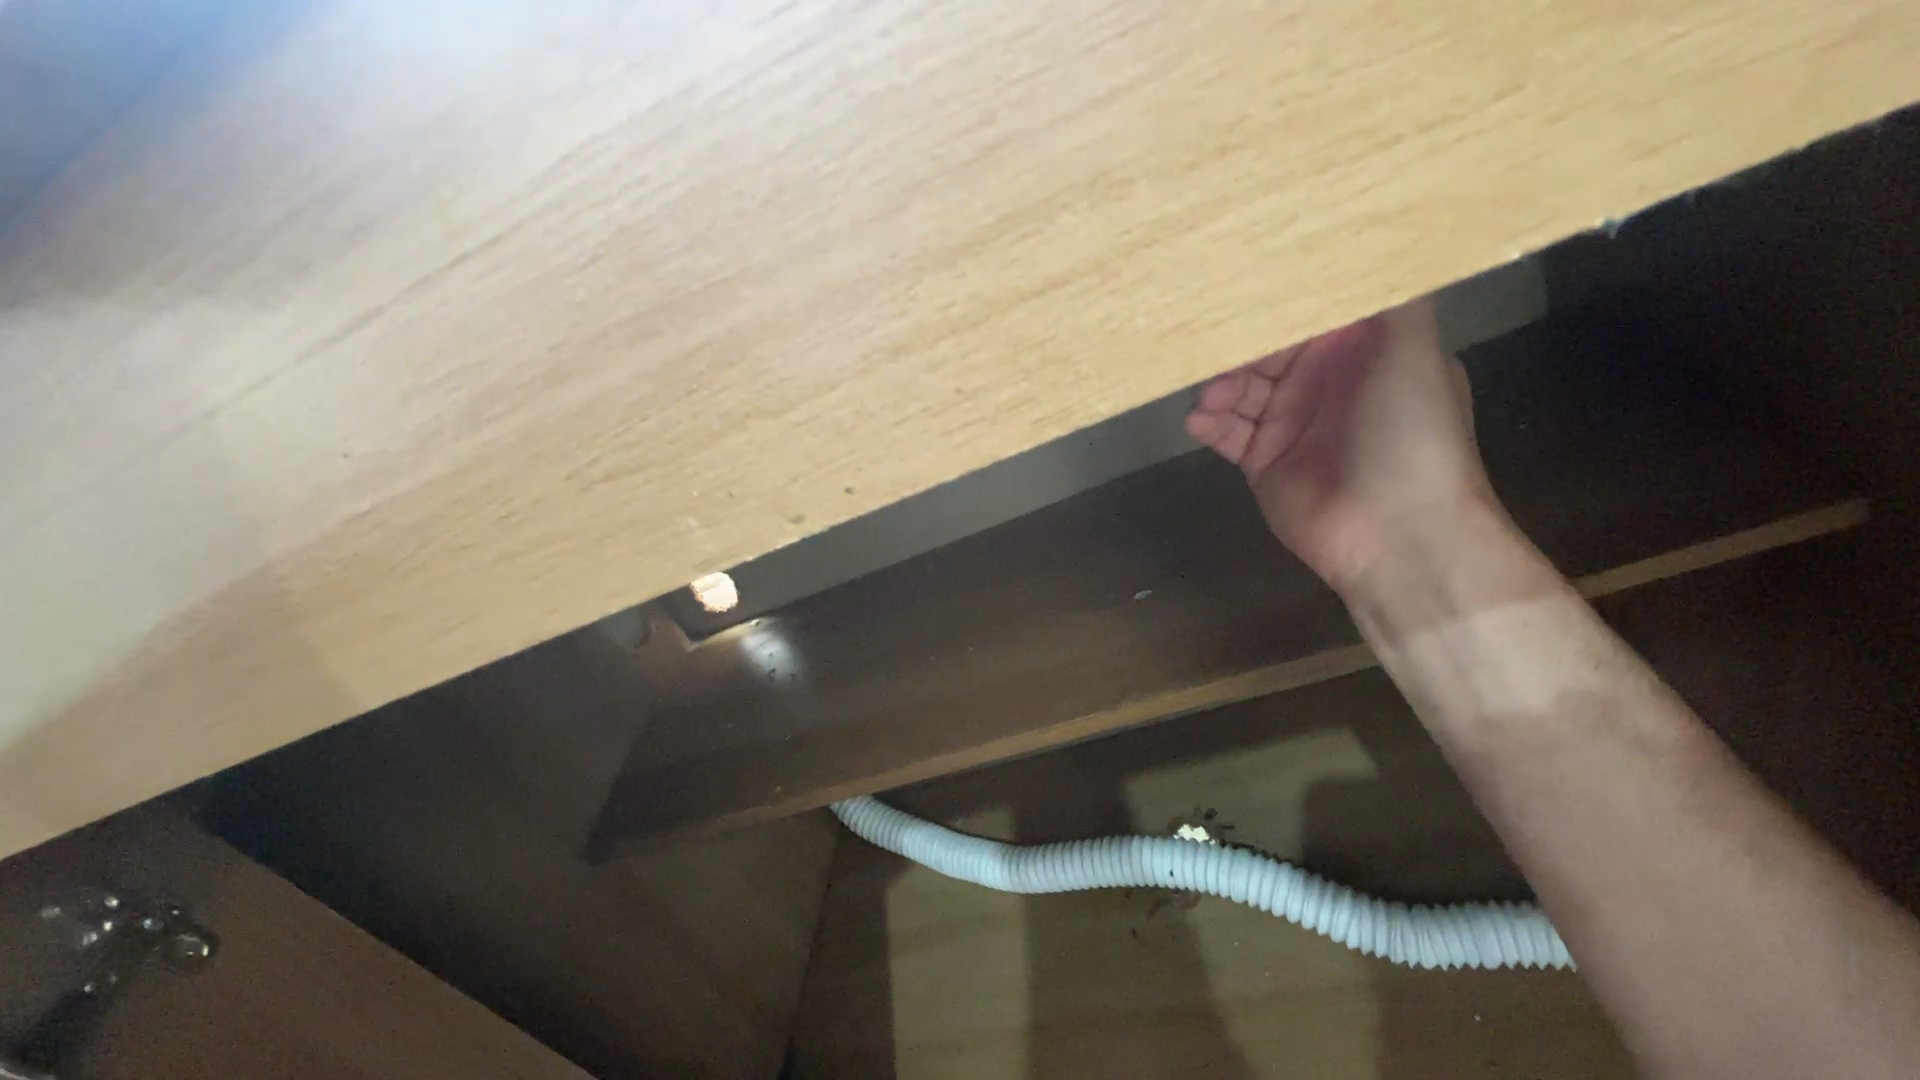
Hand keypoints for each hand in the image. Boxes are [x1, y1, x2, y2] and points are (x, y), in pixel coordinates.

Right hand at [1185, 298, 1495, 593]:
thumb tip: (1360, 238)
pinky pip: (1226, 432)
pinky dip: (1209, 422)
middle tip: (1206, 340)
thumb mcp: (1413, 345)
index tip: (1236, 279)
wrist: (1398, 532)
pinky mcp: (1262, 460)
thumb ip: (1385, 293)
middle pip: (1265, 346)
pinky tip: (1199, 419)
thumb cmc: (1409, 430)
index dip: (1275, 297)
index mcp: (1361, 347)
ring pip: (1239, 386)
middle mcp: (1323, 378)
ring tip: (1212, 394)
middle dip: (1237, 342)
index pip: (1307, 309)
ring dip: (1220, 384)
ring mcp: (1289, 421)